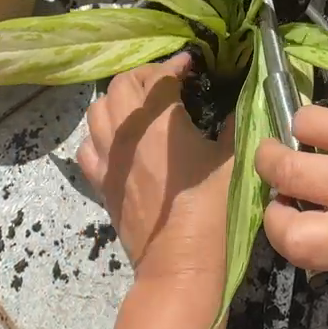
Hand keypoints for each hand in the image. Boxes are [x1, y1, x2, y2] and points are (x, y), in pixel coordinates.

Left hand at [77, 54, 234, 285]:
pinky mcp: (101, 182)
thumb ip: (235, 125)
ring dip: (118, 100)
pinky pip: (88, 145)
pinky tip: (119, 140)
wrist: (179, 264)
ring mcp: (109, 158)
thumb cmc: (211, 210)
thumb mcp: (233, 161)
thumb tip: (239, 104)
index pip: (159, 75)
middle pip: (121, 84)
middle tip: (168, 82)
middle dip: (144, 75)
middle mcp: (127, 133)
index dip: (175, 64)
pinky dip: (100, 134)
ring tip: (140, 105)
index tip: (191, 64)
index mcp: (160, 123)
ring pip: (98, 110)